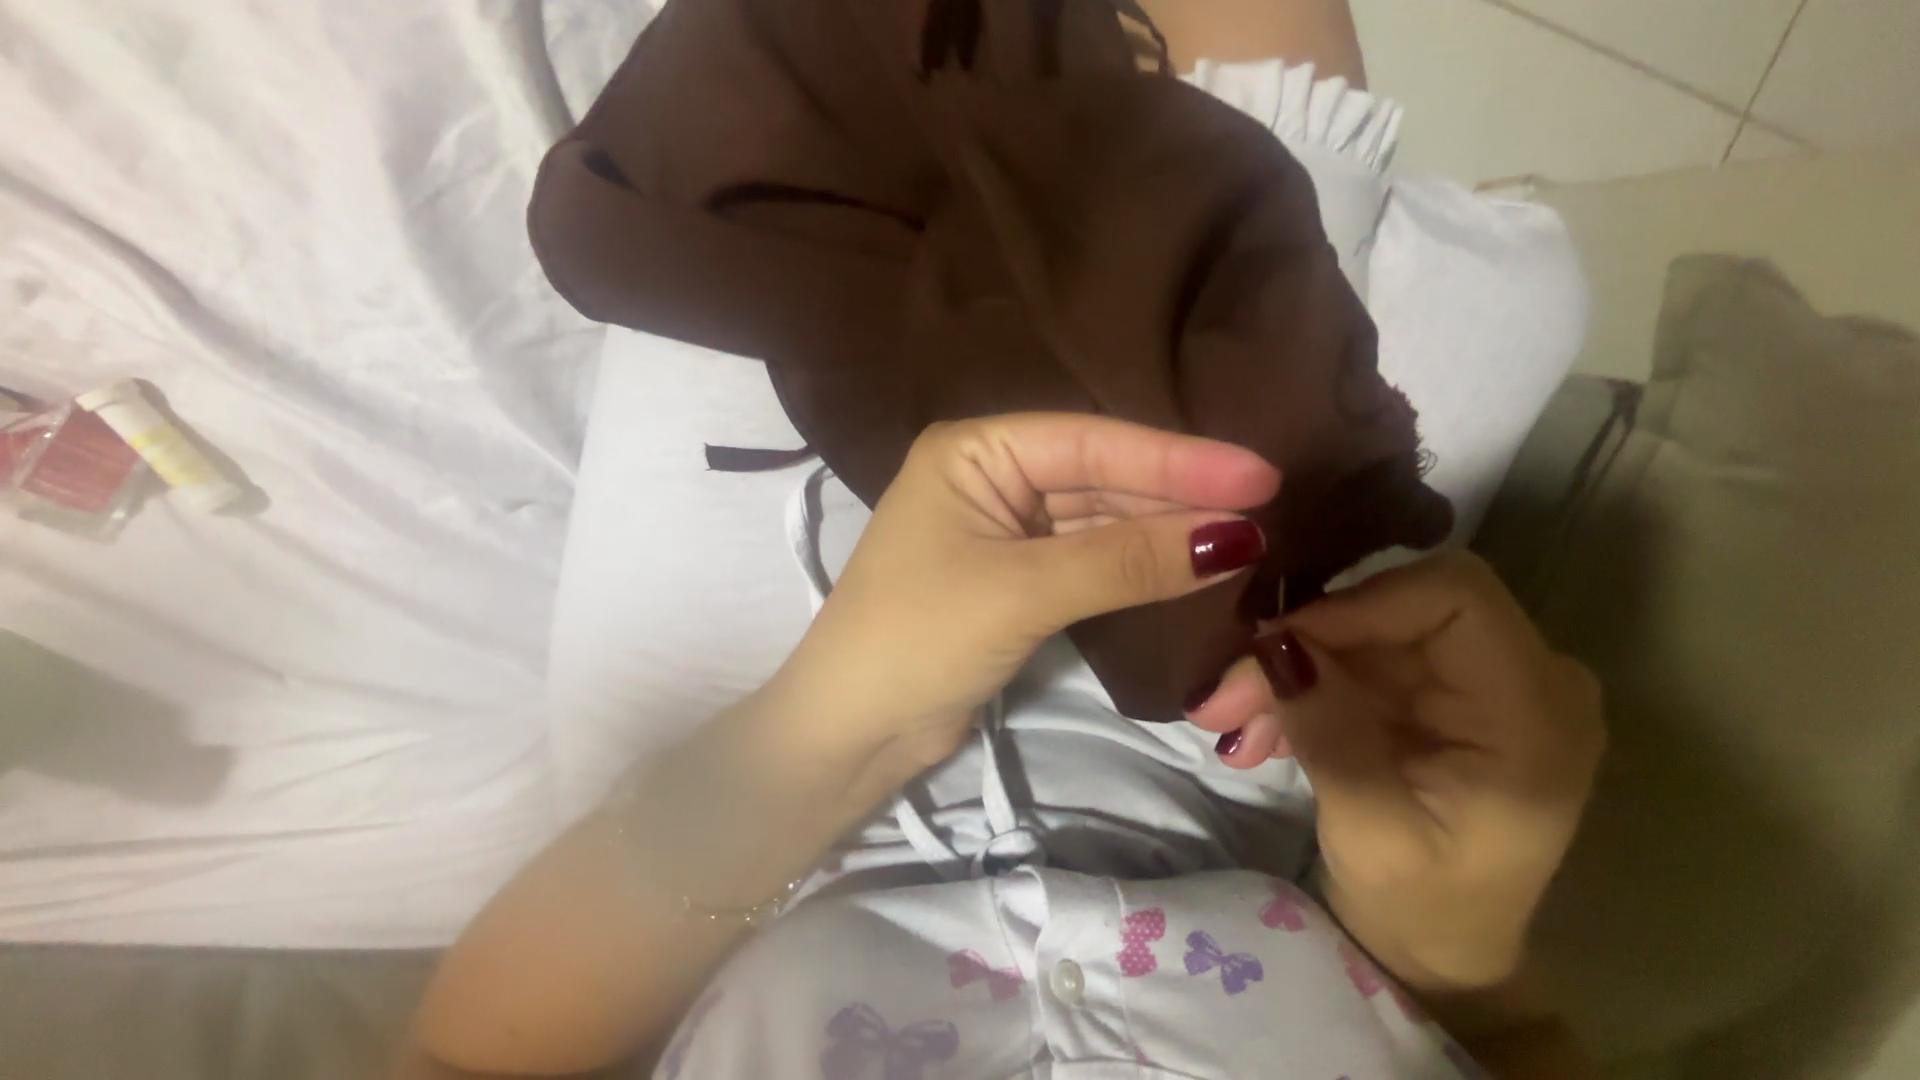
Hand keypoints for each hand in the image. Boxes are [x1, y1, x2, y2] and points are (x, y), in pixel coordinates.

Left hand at [772, 413, 1279, 768]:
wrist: (849, 730)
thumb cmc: (918, 639)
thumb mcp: (1022, 592)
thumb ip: (1125, 560)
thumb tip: (1234, 537)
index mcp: (973, 451)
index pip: (1090, 441)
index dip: (1177, 459)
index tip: (1259, 474)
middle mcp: (988, 476)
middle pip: (1098, 476)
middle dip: (1175, 496)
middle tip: (1265, 507)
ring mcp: (1000, 529)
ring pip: (1096, 520)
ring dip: (1160, 532)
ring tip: (1242, 538)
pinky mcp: (1012, 578)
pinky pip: (1085, 559)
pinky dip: (1132, 566)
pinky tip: (1186, 565)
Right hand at [1187, 553, 1604, 990]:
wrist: (1436, 944)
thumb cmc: (1424, 905)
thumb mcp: (1371, 831)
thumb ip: (1330, 732)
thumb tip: (1273, 645)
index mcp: (1533, 713)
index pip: (1455, 595)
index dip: (1361, 601)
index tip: (1280, 643)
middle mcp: (1515, 678)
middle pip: (1393, 610)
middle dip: (1300, 643)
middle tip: (1222, 695)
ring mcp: (1468, 681)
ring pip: (1357, 632)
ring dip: (1284, 669)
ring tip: (1223, 720)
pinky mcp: (1427, 690)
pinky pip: (1350, 659)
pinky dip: (1296, 686)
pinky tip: (1255, 730)